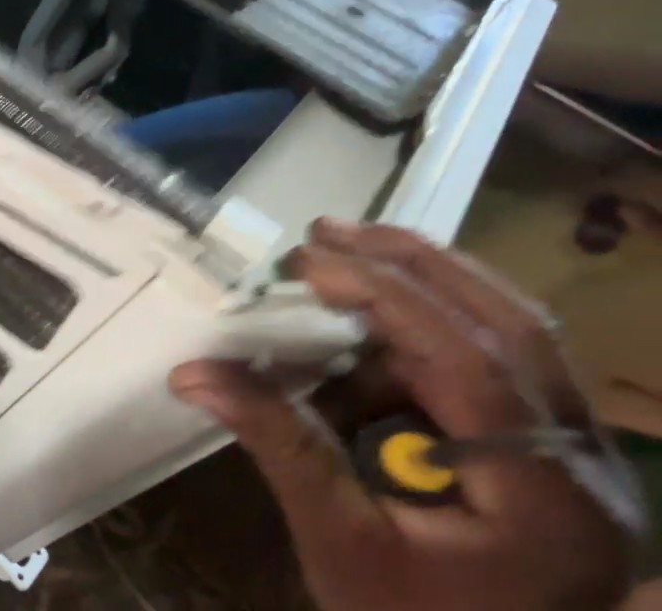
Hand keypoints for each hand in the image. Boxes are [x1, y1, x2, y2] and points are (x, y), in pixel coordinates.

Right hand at [170, 219, 647, 610]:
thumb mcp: (341, 542)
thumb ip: (281, 447)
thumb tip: (191, 372)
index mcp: (546, 497)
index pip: (474, 365)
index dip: (389, 299)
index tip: (308, 262)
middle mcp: (583, 463)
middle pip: (512, 331)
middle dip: (415, 267)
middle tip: (327, 231)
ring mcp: (577, 457)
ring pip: (510, 339)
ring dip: (421, 291)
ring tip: (337, 265)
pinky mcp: (549, 454)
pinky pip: (491, 367)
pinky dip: (420, 339)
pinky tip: (357, 347)